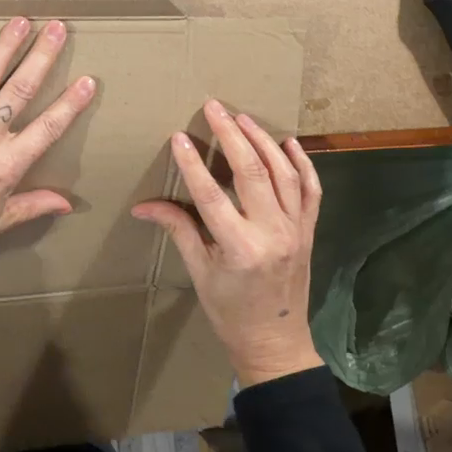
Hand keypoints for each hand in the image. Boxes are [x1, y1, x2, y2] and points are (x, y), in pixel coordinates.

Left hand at [0, 17, 97, 287]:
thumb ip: (33, 205)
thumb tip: (67, 203)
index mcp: (7, 163)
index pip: (49, 127)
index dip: (71, 103)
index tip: (88, 80)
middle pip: (21, 88)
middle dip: (42, 56)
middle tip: (58, 28)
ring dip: (5, 45)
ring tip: (22, 21)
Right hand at [132, 100, 324, 385]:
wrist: (277, 343)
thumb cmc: (230, 311)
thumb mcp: (199, 272)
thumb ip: (177, 230)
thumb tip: (141, 207)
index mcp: (239, 248)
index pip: (211, 195)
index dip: (193, 163)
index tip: (179, 136)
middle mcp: (272, 233)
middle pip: (252, 173)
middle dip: (232, 136)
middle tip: (214, 107)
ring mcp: (296, 230)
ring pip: (284, 174)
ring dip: (263, 141)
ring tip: (242, 117)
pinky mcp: (309, 231)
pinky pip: (310, 190)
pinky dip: (302, 163)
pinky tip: (288, 142)